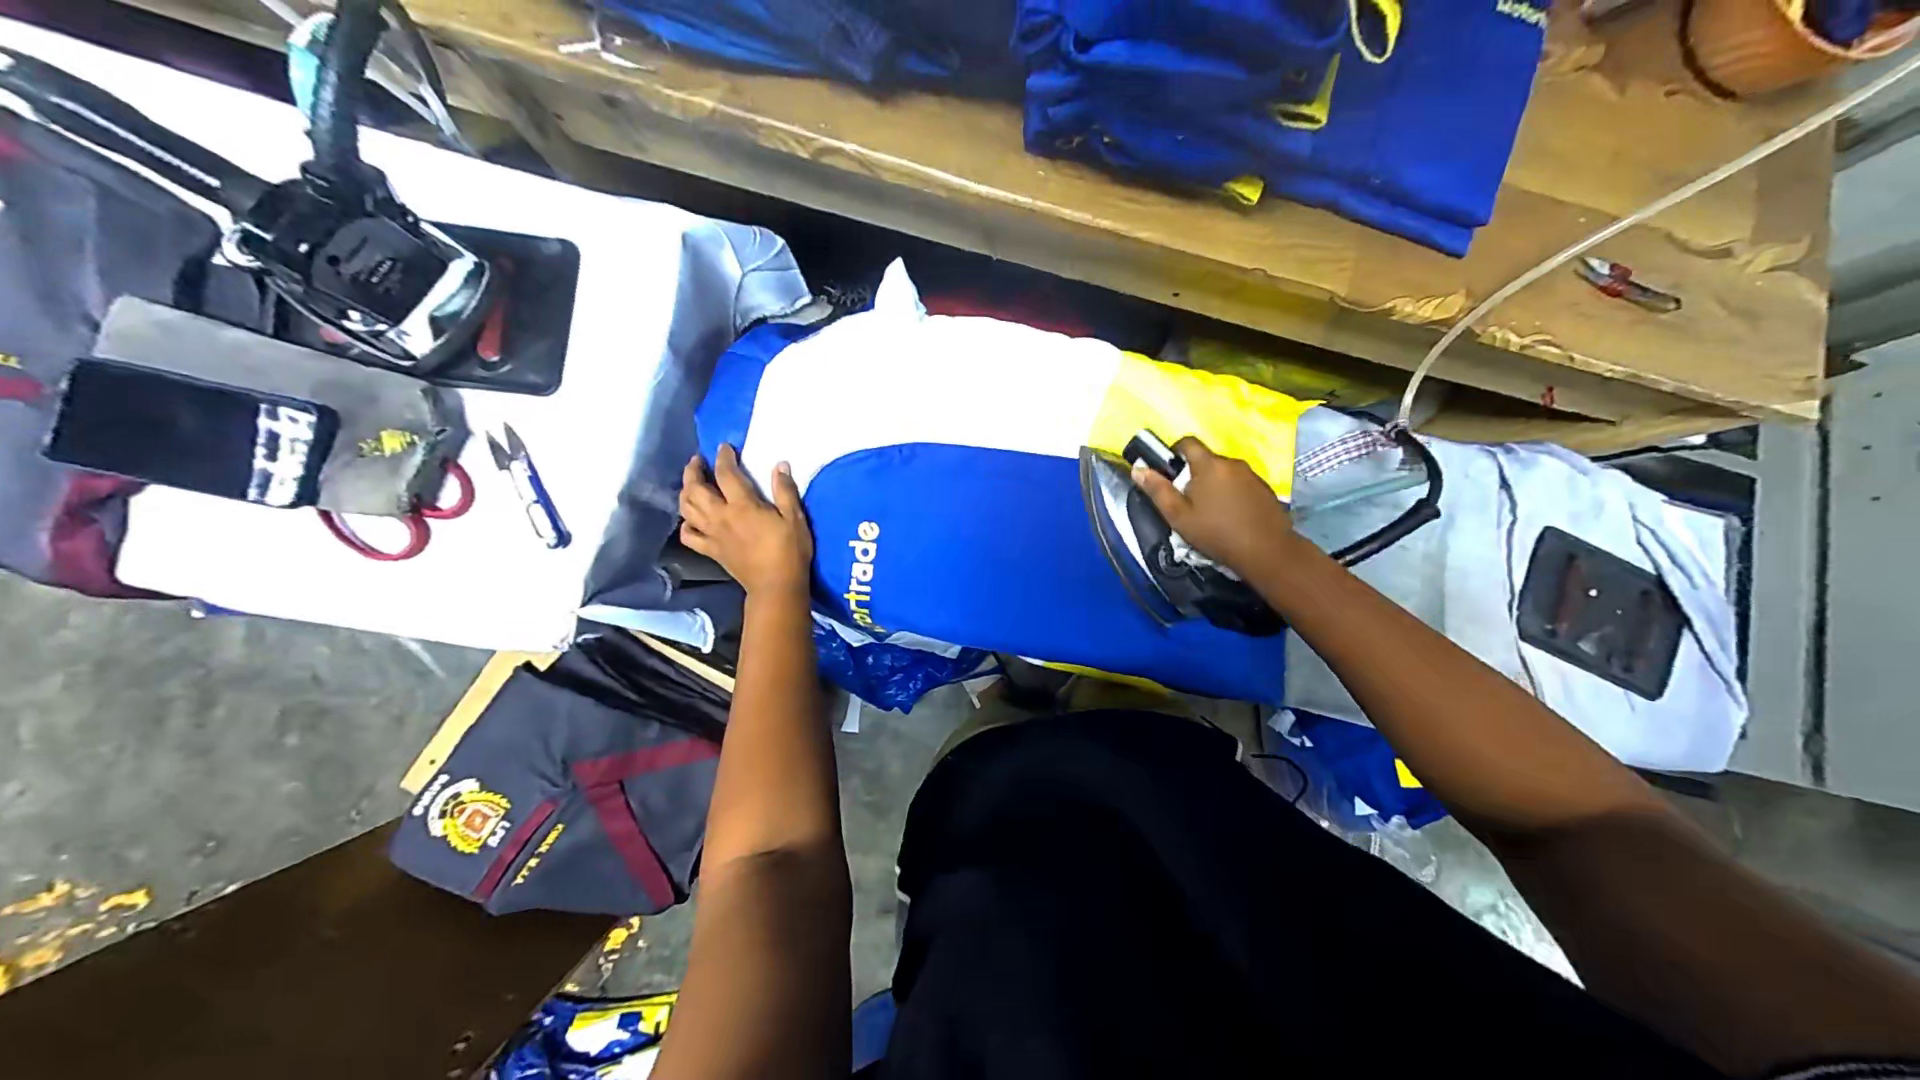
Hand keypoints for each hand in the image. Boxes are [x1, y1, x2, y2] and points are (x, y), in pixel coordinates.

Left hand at [680, 445, 813, 597]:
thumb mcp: (794, 518)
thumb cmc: (789, 551)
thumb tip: (779, 465)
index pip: (725, 473)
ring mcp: (713, 535)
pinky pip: (689, 536)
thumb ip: (785, 490)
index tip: (725, 447)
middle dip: (693, 471)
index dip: (723, 457)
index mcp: (742, 506)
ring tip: (691, 484)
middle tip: (698, 461)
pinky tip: (691, 519)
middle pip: (695, 489)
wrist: (776, 586)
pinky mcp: (711, 551)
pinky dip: (686, 524)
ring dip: (685, 492)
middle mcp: (721, 517)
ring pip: (687, 509)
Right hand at [1129, 436, 1299, 576]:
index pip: (1188, 443)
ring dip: (1215, 484)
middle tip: (1187, 500)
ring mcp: (1252, 475)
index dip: (1175, 451)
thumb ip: (1158, 491)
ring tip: (1210, 511)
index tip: (1169, 471)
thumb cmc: (1216, 533)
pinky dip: (1233, 493)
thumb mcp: (1179, 516)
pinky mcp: (1265, 489)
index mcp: (1209, 465)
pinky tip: (1231, 516)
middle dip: (1195, 473)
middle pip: (1207, 460)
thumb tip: (1138, 469)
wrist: (1267, 551)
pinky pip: (1241, 484)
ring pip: (1225, 473)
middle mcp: (1232, 463)